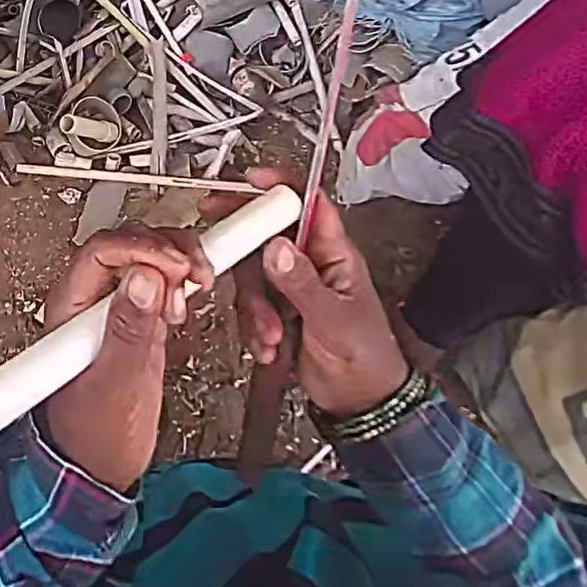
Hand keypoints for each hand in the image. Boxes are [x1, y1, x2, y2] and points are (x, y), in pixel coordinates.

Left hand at [41, 226, 214, 490]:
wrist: (101, 469)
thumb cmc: (93, 437)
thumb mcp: (116, 386)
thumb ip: (130, 332)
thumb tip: (144, 279)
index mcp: (70, 308)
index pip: (102, 252)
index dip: (143, 250)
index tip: (177, 269)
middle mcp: (91, 301)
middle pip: (127, 244)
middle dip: (166, 251)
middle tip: (194, 275)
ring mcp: (116, 308)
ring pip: (147, 258)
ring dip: (177, 263)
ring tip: (195, 287)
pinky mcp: (139, 321)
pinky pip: (161, 284)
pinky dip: (182, 282)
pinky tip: (193, 296)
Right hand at [208, 168, 408, 416]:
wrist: (360, 405)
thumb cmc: (367, 361)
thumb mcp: (334, 320)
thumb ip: (302, 284)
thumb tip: (276, 247)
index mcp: (333, 254)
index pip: (307, 204)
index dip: (279, 187)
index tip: (249, 180)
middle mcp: (308, 263)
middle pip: (266, 233)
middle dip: (244, 246)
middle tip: (218, 242)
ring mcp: (289, 285)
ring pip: (251, 272)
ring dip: (252, 306)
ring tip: (270, 332)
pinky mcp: (274, 308)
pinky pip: (248, 303)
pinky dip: (251, 325)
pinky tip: (268, 346)